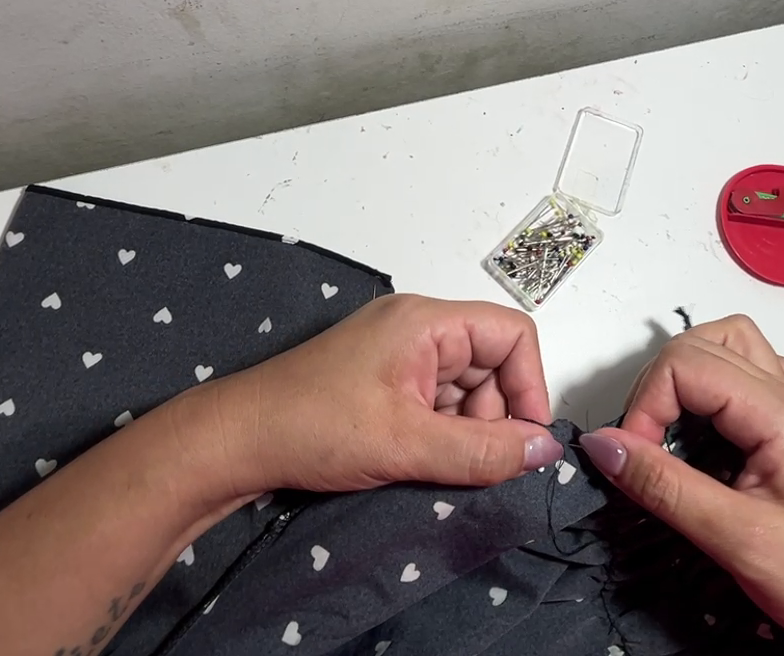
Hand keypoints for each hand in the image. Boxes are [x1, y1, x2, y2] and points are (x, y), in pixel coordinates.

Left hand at [184, 294, 564, 496]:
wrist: (237, 440)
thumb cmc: (315, 427)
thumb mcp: (407, 444)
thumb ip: (483, 450)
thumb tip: (546, 451)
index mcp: (426, 321)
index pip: (510, 333)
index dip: (528, 384)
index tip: (524, 440)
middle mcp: (417, 328)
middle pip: (491, 364)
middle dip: (492, 416)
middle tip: (468, 462)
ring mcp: (399, 354)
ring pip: (466, 388)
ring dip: (465, 430)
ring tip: (430, 462)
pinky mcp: (384, 378)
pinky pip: (437, 400)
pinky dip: (441, 432)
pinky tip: (416, 458)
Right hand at [576, 317, 783, 655]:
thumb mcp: (738, 541)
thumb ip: (666, 487)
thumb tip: (601, 444)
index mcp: (780, 413)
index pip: (686, 364)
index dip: (647, 403)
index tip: (635, 457)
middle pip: (703, 342)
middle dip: (659, 386)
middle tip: (648, 445)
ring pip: (732, 343)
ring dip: (691, 370)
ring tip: (674, 423)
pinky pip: (759, 373)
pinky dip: (725, 382)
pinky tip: (719, 423)